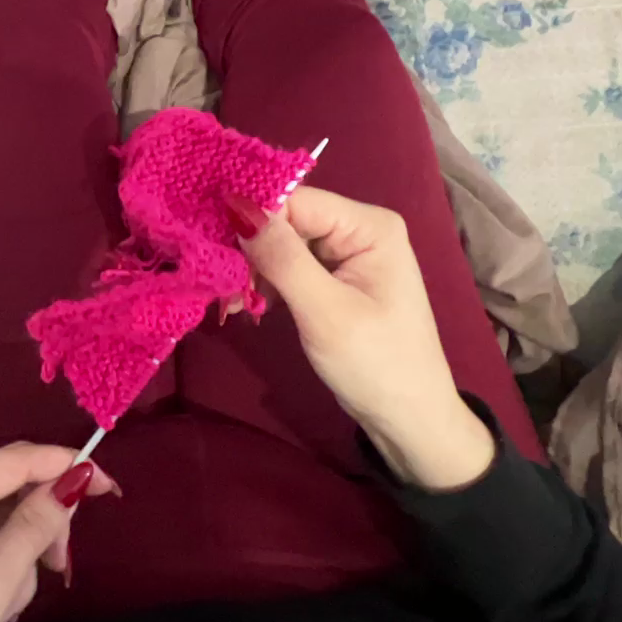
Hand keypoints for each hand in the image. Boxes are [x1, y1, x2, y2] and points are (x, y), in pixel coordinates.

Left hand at [0, 444, 117, 621]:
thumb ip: (36, 526)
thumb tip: (78, 477)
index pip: (16, 459)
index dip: (67, 466)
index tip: (110, 487)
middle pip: (8, 479)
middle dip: (40, 520)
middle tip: (56, 567)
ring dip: (20, 544)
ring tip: (10, 597)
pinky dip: (0, 551)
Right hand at [229, 185, 494, 489]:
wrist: (410, 421)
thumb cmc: (376, 365)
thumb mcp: (324, 312)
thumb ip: (281, 258)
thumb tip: (235, 205)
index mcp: (370, 225)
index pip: (296, 199)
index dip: (251, 216)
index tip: (211, 243)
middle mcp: (360, 228)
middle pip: (287, 219)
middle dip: (250, 248)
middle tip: (221, 286)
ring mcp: (348, 253)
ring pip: (283, 243)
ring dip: (254, 270)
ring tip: (235, 304)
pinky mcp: (336, 277)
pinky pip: (290, 265)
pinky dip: (267, 284)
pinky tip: (250, 307)